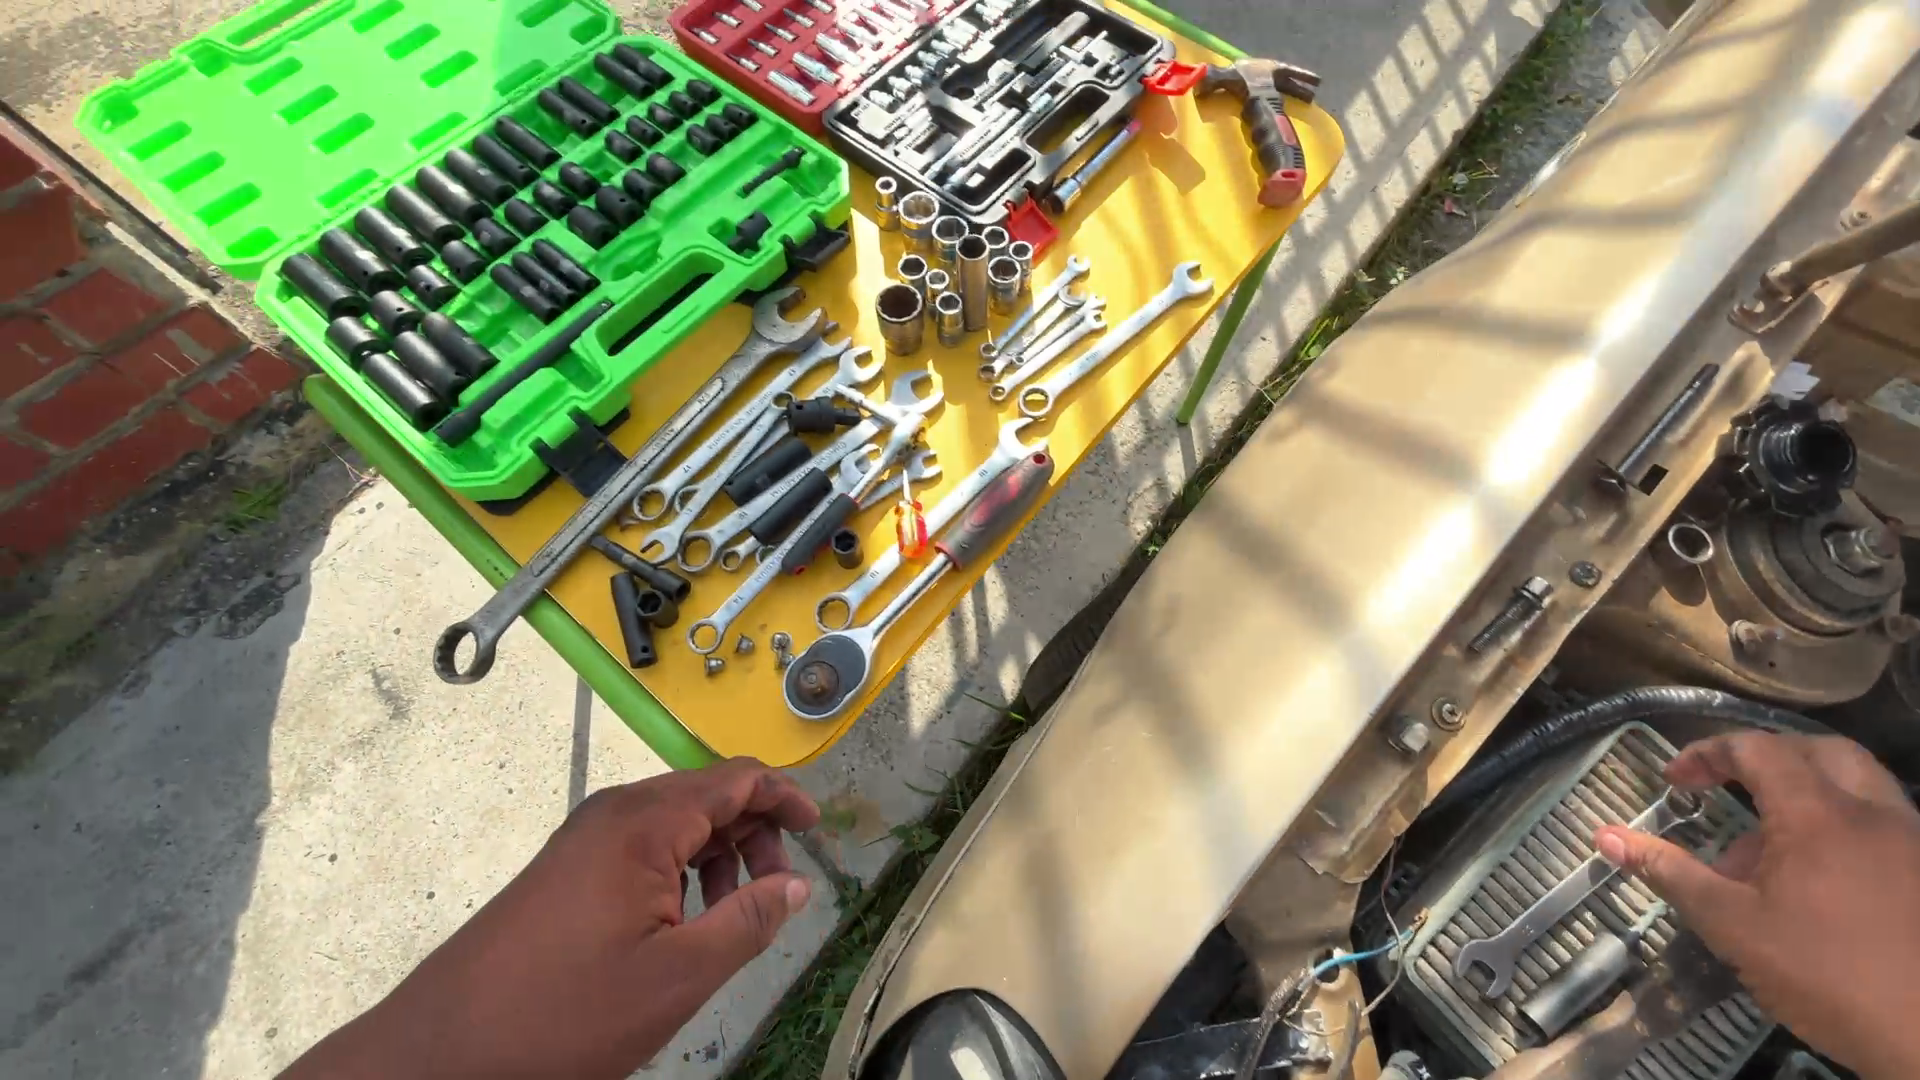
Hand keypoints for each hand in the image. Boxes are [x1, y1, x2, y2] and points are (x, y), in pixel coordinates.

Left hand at [283, 757, 820, 1078]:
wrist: (432, 1061)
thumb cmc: (564, 1016)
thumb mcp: (676, 977)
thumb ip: (748, 921)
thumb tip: (796, 885)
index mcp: (645, 821)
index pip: (736, 779)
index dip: (785, 796)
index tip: (817, 830)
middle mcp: (615, 811)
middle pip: (709, 797)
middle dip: (754, 834)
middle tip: (773, 893)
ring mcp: (586, 836)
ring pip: (677, 823)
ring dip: (718, 855)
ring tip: (728, 916)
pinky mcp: (568, 865)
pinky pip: (644, 845)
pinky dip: (680, 870)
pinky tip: (680, 922)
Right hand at [1594, 733, 1919, 1079]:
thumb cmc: (1829, 976)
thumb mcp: (1729, 923)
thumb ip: (1667, 871)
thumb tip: (1603, 836)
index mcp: (1822, 818)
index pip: (1758, 749)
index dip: (1708, 753)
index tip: (1675, 782)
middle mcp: (1880, 820)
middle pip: (1825, 753)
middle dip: (1767, 760)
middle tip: (1728, 785)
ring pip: (1861, 795)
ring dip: (1805, 802)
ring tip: (1763, 855)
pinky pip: (1885, 832)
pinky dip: (1840, 835)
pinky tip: (1814, 884)